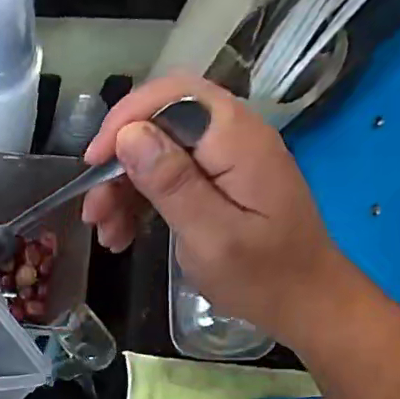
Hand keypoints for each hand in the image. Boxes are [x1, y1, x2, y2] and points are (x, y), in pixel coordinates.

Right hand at [79, 71, 344, 334]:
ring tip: (107, 233)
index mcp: (237, 140)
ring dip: (123, 187)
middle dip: (119, 161)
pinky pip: (168, 175)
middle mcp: (232, 136)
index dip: (126, 120)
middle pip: (159, 122)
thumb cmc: (263, 277)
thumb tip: (129, 135)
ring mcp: (225, 158)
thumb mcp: (212, 237)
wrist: (305, 302)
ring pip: (157, 150)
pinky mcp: (217, 179)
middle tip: (94, 210)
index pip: (173, 96)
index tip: (94, 164)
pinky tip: (124, 233)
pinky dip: (140, 200)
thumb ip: (172, 183)